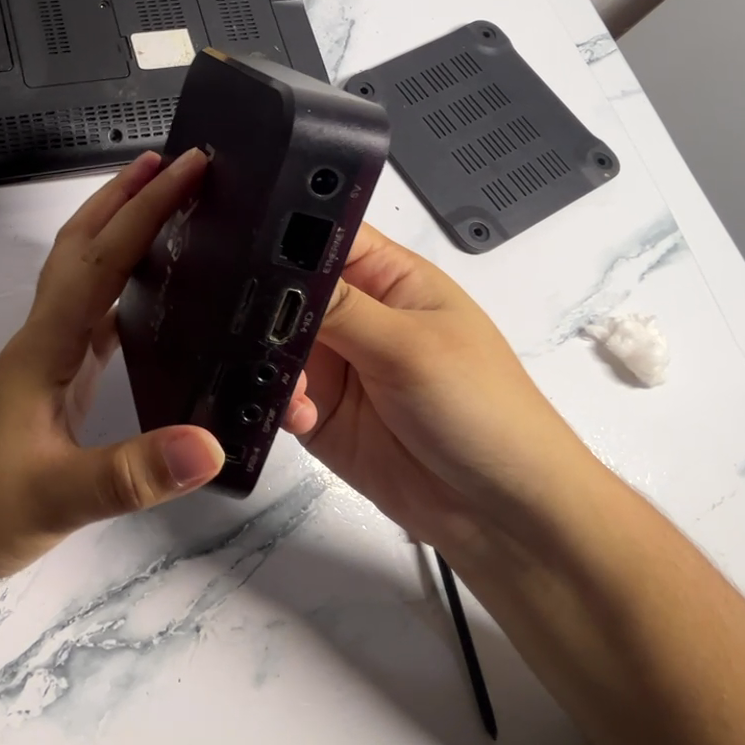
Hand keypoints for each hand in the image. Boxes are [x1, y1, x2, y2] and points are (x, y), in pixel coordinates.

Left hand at [0, 149, 313, 587]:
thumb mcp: (63, 497)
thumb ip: (134, 473)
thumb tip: (210, 444)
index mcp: (45, 346)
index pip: (101, 260)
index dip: (145, 210)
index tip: (188, 170)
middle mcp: (45, 335)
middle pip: (82, 244)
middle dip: (124, 196)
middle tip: (171, 161)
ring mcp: (48, 354)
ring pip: (84, 270)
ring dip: (119, 228)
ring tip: (163, 203)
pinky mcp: (55, 376)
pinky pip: (92, 309)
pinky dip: (122, 280)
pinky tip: (151, 288)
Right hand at [294, 223, 604, 557]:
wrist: (501, 511)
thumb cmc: (482, 410)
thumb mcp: (411, 348)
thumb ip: (342, 309)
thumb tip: (277, 272)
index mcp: (388, 278)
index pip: (324, 236)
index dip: (284, 232)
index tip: (243, 247)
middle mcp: (356, 314)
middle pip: (288, 290)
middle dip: (267, 308)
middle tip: (262, 332)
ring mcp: (335, 363)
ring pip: (274, 343)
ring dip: (272, 361)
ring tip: (296, 390)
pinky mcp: (318, 409)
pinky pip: (277, 392)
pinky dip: (276, 401)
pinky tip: (300, 417)